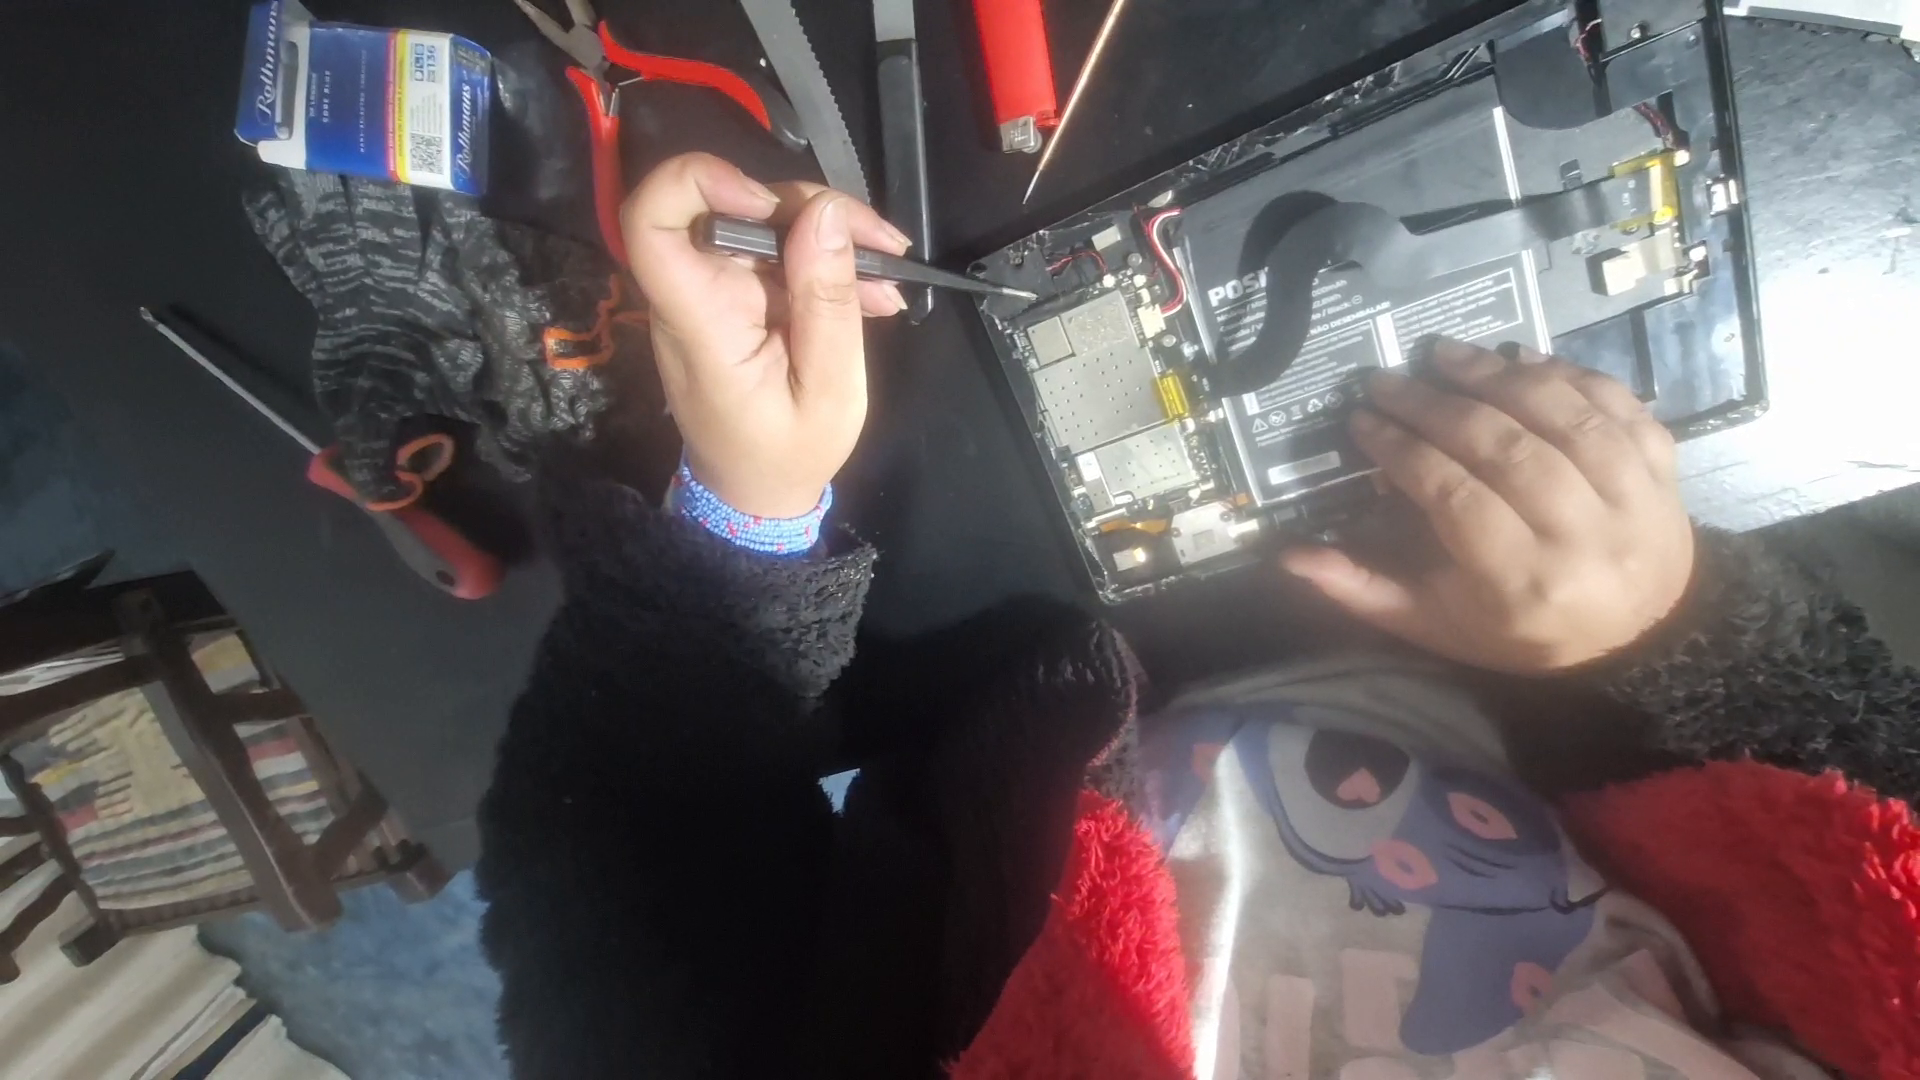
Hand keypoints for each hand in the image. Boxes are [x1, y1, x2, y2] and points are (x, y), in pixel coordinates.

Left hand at [621, 153, 910, 517]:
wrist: (759, 492)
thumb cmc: (789, 455)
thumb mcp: (830, 391)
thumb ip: (828, 305)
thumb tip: (828, 213)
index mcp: (702, 324)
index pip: (652, 224)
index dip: (699, 183)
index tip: (768, 201)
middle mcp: (695, 299)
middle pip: (731, 212)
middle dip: (810, 212)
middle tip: (881, 246)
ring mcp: (714, 298)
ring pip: (763, 230)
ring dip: (830, 240)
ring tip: (888, 277)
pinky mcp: (735, 303)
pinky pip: (777, 261)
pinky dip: (824, 267)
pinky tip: (871, 293)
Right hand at [1280, 340, 1693, 673]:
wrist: (1640, 640)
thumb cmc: (1512, 632)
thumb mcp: (1426, 623)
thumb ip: (1357, 588)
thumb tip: (1287, 555)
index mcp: (1519, 581)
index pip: (1455, 496)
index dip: (1403, 451)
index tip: (1361, 421)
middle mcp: (1584, 536)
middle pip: (1506, 449)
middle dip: (1437, 406)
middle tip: (1386, 381)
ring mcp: (1636, 499)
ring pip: (1564, 419)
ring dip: (1499, 376)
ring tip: (1444, 354)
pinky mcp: (1666, 471)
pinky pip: (1620, 407)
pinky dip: (1569, 375)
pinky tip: (1520, 358)